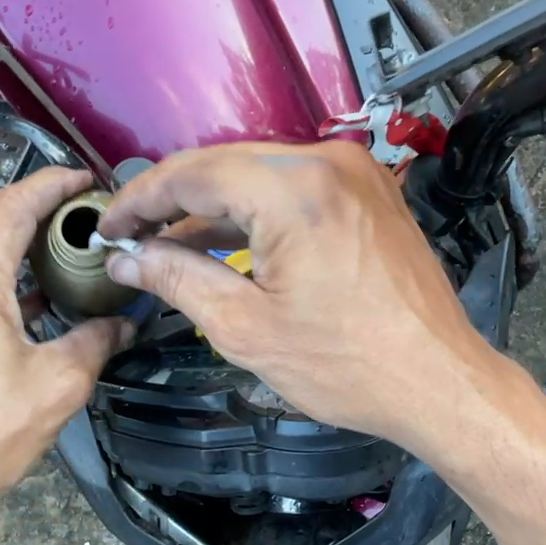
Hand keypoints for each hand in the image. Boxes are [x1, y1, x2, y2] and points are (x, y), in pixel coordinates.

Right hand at [96, 141, 496, 447]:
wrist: (438, 381)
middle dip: (171, 201)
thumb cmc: (349, 365)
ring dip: (210, 208)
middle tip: (130, 237)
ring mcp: (353, 174)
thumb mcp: (245, 328)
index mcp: (294, 189)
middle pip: (223, 166)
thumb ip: (178, 280)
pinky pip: (292, 190)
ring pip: (256, 176)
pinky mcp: (366, 194)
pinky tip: (222, 242)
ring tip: (166, 246)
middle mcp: (327, 163)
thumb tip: (128, 260)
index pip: (191, 174)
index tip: (107, 226)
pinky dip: (252, 213)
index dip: (139, 200)